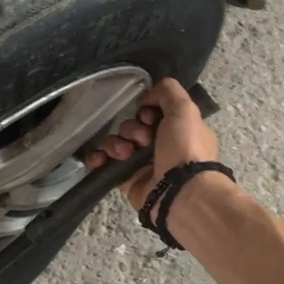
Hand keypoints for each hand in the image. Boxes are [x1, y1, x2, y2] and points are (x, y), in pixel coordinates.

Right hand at [82, 78, 222, 208]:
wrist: (179, 191)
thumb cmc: (186, 148)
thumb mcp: (185, 109)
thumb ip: (168, 92)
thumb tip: (146, 97)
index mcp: (176, 131)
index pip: (152, 113)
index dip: (146, 111)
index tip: (149, 117)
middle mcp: (159, 146)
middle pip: (131, 126)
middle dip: (131, 129)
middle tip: (142, 140)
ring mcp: (141, 164)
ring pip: (115, 143)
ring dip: (115, 144)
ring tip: (125, 154)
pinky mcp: (125, 180)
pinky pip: (104, 164)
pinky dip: (97, 159)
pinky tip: (98, 160)